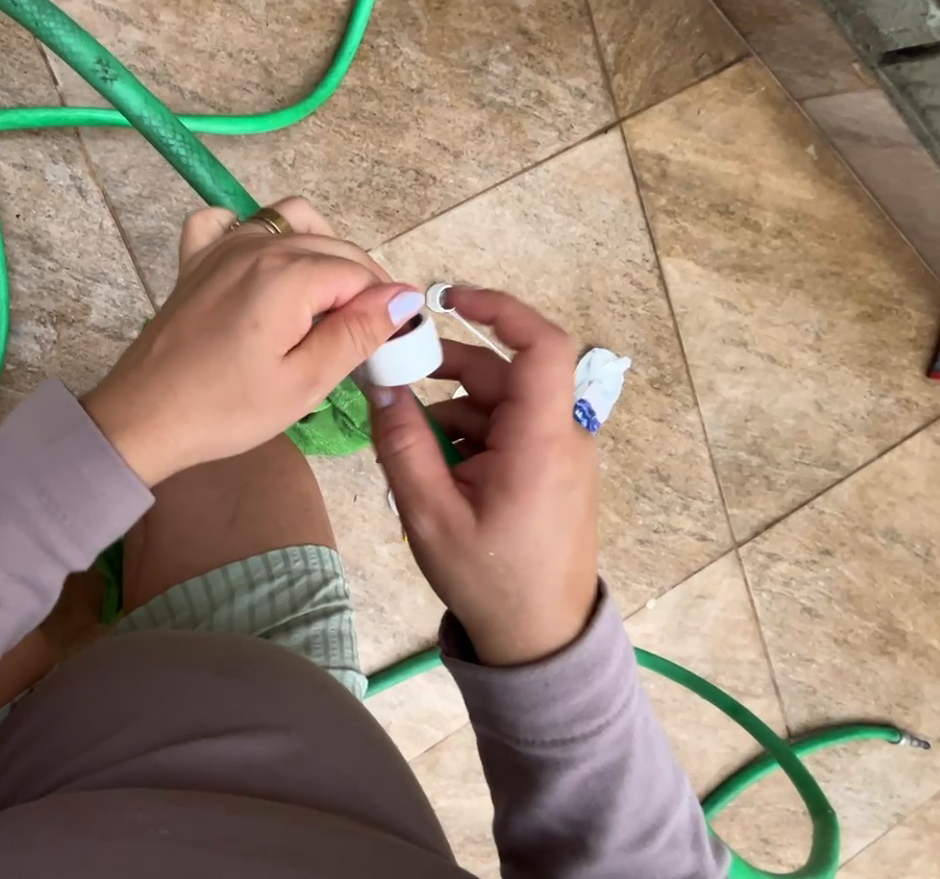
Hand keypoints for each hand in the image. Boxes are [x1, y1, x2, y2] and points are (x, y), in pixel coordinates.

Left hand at [85, 197, 420, 485]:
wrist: (143, 418)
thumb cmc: (225, 410)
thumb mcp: (303, 383)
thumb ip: (356, 333)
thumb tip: (403, 297)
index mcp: (286, 274)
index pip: (359, 272)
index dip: (383, 306)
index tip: (387, 342)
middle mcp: (254, 246)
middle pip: (330, 245)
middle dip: (358, 283)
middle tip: (360, 334)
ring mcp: (218, 248)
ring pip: (287, 221)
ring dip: (317, 250)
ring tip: (321, 300)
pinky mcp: (193, 262)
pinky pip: (225, 223)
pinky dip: (250, 233)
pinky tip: (259, 267)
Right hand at [366, 287, 598, 666]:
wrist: (540, 642)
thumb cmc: (488, 578)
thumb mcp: (427, 512)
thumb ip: (401, 442)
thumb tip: (380, 383)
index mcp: (542, 440)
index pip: (541, 346)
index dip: (498, 308)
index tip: (446, 297)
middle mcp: (560, 436)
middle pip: (501, 374)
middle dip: (444, 371)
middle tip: (391, 383)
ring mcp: (557, 454)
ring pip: (497, 404)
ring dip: (448, 412)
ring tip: (410, 453)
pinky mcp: (549, 471)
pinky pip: (503, 431)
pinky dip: (464, 436)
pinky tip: (435, 471)